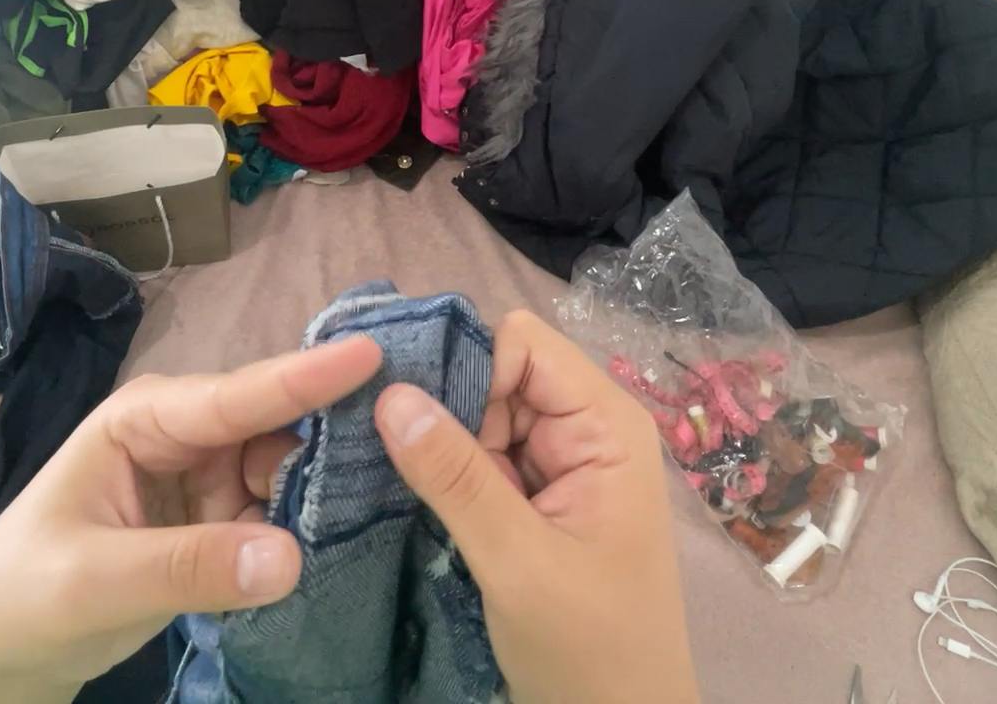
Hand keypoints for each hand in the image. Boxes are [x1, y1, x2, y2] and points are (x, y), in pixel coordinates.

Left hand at [0, 335, 384, 703]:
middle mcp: (187, 432)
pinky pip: (274, 510)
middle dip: (328, 435)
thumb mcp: (92, 584)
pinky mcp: (218, 516)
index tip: (372, 353)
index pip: (236, 394)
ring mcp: (206, 474)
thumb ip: (189, 568)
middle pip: (274, 425)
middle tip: (401, 446)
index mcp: (147, 417)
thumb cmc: (22, 599)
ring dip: (318, 488)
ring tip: (375, 502)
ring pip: (283, 467)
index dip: (306, 376)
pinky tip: (334, 534)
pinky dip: (300, 524)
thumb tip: (291, 556)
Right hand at [376, 311, 699, 703]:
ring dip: (445, 443)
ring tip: (414, 485)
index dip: (472, 369)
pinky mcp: (533, 487)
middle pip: (498, 371)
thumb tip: (391, 394)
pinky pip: (479, 448)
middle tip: (409, 460)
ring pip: (480, 409)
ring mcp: (558, 456)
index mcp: (605, 422)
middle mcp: (584, 424)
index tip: (426, 421)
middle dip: (452, 409)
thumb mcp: (518, 563)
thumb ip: (455, 476)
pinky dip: (449, 467)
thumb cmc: (589, 651)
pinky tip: (423, 492)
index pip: (523, 344)